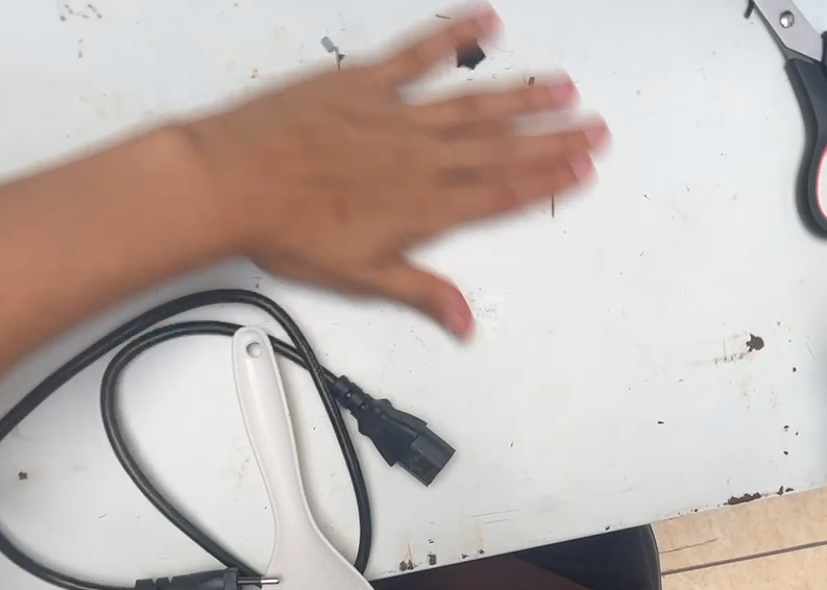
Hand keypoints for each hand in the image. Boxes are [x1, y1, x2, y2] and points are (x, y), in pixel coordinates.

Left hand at [176, 8, 606, 338]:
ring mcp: (395, 115)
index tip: (582, 172)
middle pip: (500, 148)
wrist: (230, 182)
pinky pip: (418, 52)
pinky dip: (453, 34)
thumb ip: (422, 292)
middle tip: (595, 129)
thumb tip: (466, 322)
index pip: (500, 195)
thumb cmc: (289, 232)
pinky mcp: (363, 82)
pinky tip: (487, 23)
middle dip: (553, 141)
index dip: (545, 184)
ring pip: (473, 104)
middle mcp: (419, 157)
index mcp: (422, 207)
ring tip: (564, 89)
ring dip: (523, 96)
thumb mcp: (362, 277)